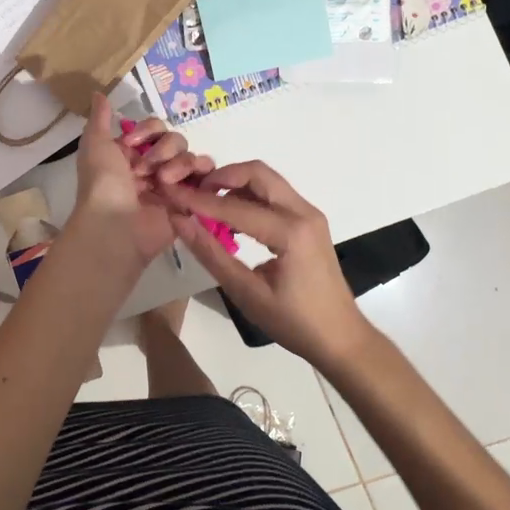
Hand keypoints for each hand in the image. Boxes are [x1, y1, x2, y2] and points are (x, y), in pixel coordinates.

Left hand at [72, 92, 211, 262]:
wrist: (115, 225)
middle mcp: (152, 167)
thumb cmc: (102, 184)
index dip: (147, 130)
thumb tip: (99, 93)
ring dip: (178, 163)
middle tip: (146, 169)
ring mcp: (172, 184)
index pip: (154, 127)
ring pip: (191, 156)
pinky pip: (206, 177)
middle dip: (163, 148)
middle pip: (175, 140)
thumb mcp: (94, 145)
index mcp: (131, 154)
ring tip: (163, 181)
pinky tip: (187, 182)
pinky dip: (201, 174)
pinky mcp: (189, 201)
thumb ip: (99, 119)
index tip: (132, 143)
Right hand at [161, 161, 373, 369]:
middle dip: (220, 177)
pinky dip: (247, 197)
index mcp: (290, 232)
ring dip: (233, 185)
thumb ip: (211, 253)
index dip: (196, 200)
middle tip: (191, 192)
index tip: (168, 193)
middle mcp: (303, 213)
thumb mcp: (246, 292)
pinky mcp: (308, 221)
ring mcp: (309, 214)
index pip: (233, 206)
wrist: (340, 337)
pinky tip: (228, 219)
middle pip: (256, 173)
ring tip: (204, 204)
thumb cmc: (294, 322)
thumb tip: (179, 220)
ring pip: (265, 180)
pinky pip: (273, 195)